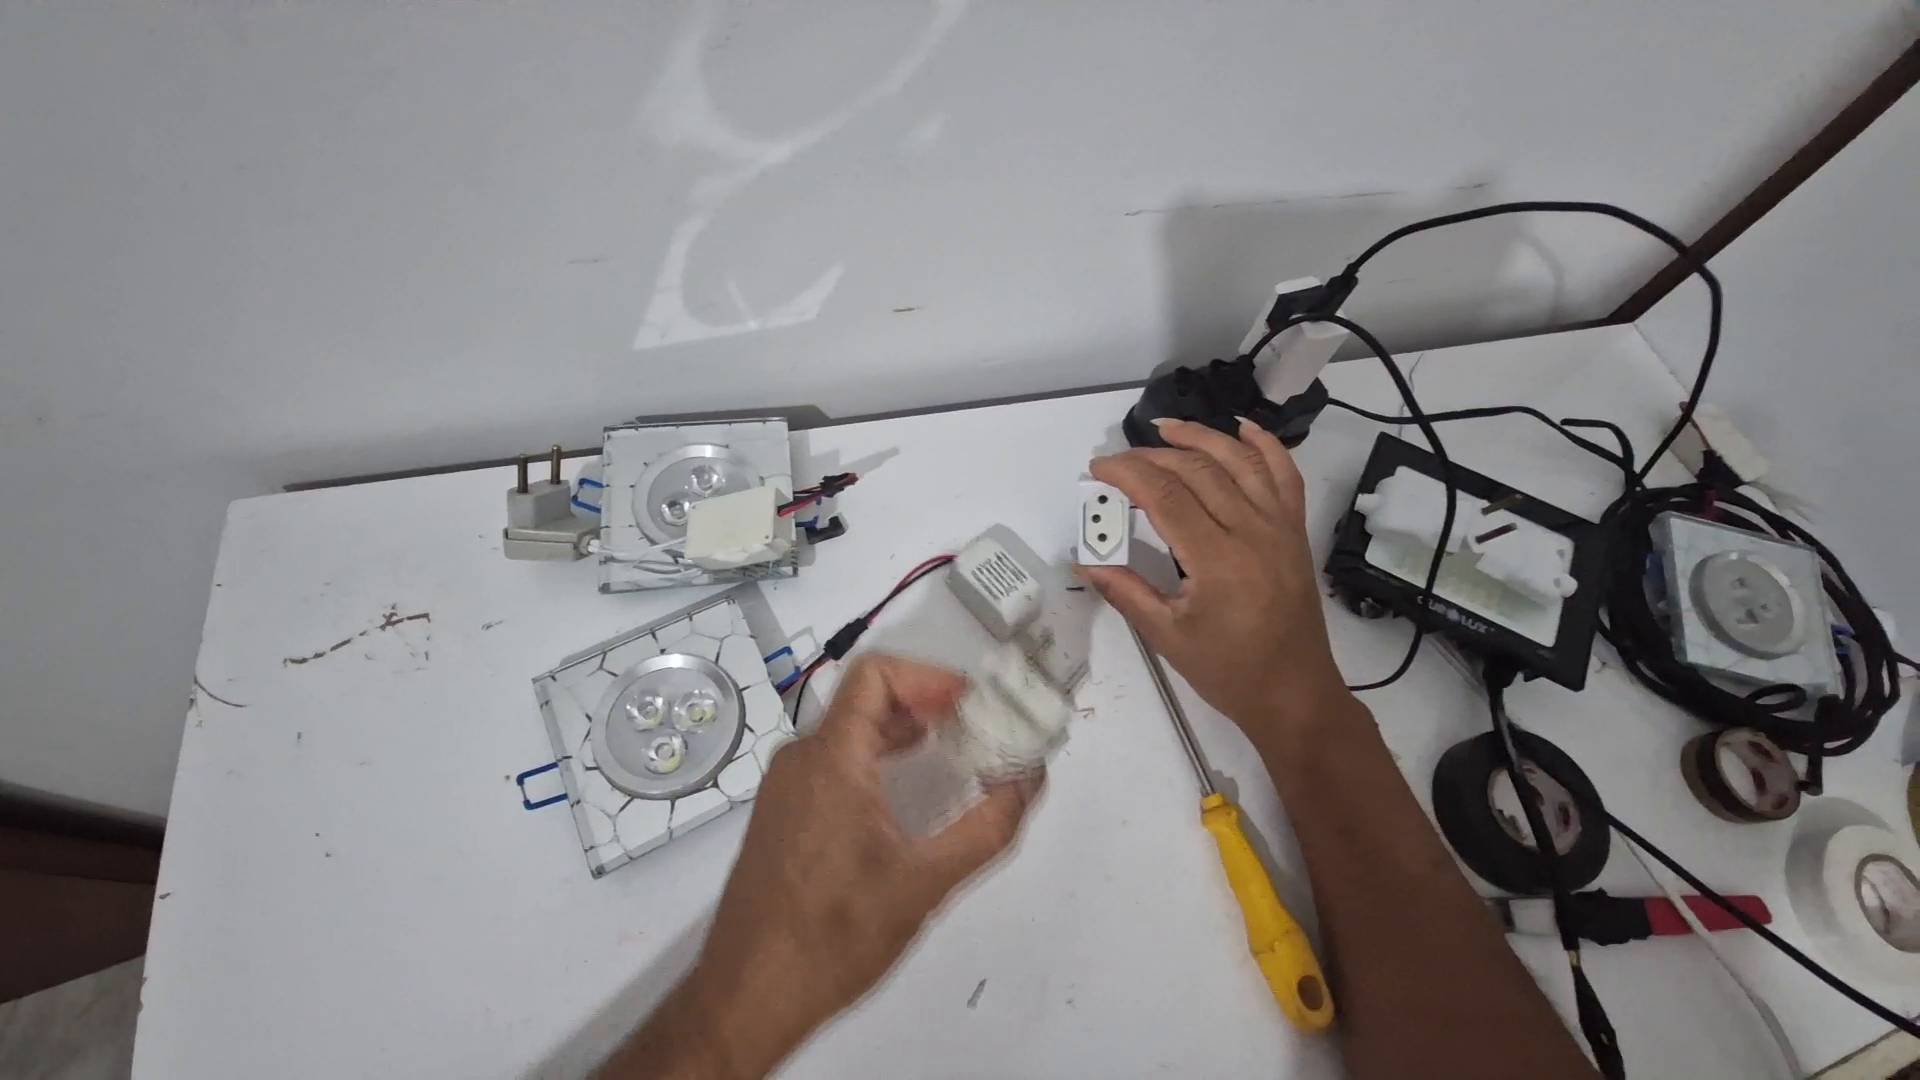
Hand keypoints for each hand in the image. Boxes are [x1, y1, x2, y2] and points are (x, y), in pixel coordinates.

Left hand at [605, 654, 1043, 1079]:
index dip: (928, 676)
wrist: (745, 996)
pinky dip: (876, 761)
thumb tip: (1030, 780)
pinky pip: (833, 763)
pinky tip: (905, 799)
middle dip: (926, 704)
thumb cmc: (834, 935)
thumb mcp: (925, 884)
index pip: (875, 674)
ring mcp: (785, 787)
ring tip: (951, 758)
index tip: (971, 705)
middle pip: (866, 700)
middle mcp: (801, 759)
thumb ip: (987, 828)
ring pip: (849, 733)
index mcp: (831, 759)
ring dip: (902, 733)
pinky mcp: (782, 815)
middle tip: (975, 730)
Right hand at [1078, 417, 1349, 736]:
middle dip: (1152, 457)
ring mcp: (1280, 528)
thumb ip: (1124, 590)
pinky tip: (1241, 429)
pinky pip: (1285, 476)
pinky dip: (1265, 446)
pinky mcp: (1295, 532)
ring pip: (1241, 462)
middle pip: (1199, 471)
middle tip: (1117, 460)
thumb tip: (1085, 558)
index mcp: (1218, 562)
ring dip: (1201, 437)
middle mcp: (1253, 533)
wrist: (1295, 694)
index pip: (1167, 496)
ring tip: (1165, 428)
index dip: (1128, 473)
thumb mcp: (1166, 636)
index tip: (1098, 468)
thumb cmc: (1228, 672)